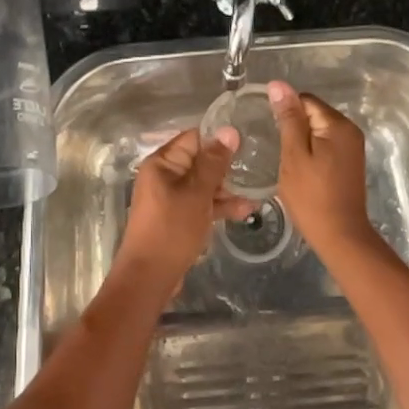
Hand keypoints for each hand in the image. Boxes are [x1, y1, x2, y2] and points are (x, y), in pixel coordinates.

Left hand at [115, 128, 257, 294]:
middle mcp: (165, 175)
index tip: (249, 139)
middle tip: (258, 166)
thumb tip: (229, 131)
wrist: (149, 278)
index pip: (194, 138)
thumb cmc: (172, 230)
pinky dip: (220, 206)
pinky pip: (201, 203)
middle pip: (200, 161)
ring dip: (228, 188)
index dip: (220, 137)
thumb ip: (214, 163)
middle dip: (228, 166)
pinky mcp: (178, 217)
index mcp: (162, 163)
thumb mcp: (196, 194)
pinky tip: (245, 210)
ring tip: (258, 191)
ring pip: (204, 184)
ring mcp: (171, 197)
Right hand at [271, 81, 376, 256]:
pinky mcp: (349, 163)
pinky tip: (300, 169)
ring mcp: (352, 148)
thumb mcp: (294, 156)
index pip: (305, 100)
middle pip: (314, 114)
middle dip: (293, 126)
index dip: (285, 111)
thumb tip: (279, 85)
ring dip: (301, 141)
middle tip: (275, 149)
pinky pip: (326, 145)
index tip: (268, 130)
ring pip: (318, 131)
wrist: (341, 237)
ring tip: (284, 159)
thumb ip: (288, 119)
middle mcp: (350, 130)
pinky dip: (311, 152)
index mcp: (338, 124)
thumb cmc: (313, 197)